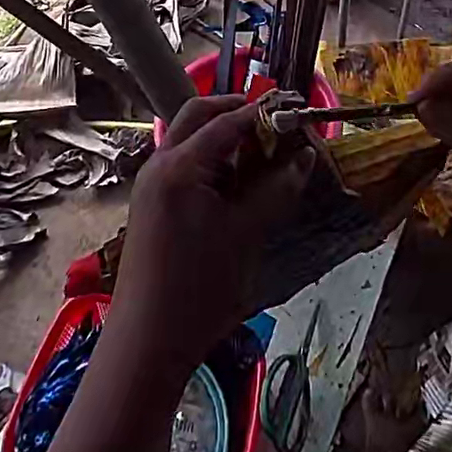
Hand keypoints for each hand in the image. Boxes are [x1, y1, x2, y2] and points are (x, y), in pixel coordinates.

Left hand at [108, 95, 314, 374]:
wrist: (147, 341)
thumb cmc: (198, 287)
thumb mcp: (246, 233)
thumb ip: (277, 189)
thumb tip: (304, 156)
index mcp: (179, 166)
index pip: (225, 122)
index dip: (261, 113)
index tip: (292, 109)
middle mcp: (159, 164)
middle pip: (197, 115)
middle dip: (234, 111)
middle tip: (272, 120)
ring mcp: (151, 183)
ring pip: (188, 137)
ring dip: (222, 135)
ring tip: (260, 151)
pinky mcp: (151, 202)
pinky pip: (183, 163)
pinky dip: (210, 159)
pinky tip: (236, 181)